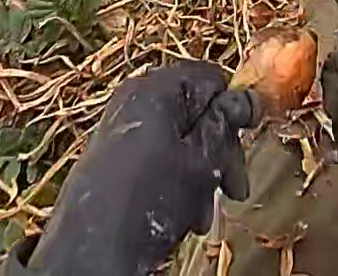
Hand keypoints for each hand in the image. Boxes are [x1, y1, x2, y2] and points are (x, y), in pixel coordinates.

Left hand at [22, 61, 258, 275]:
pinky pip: (158, 153)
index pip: (213, 79)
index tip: (245, 143)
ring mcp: (121, 126)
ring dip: (201, 172)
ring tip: (202, 211)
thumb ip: (227, 121)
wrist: (85, 258)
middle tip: (232, 189)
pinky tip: (182, 213)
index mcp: (157, 88)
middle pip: (197, 110)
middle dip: (218, 151)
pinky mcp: (112, 155)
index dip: (233, 111)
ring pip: (181, 137)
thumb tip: (252, 97)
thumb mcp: (200, 160)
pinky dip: (176, 178)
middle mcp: (137, 98)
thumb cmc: (147, 201)